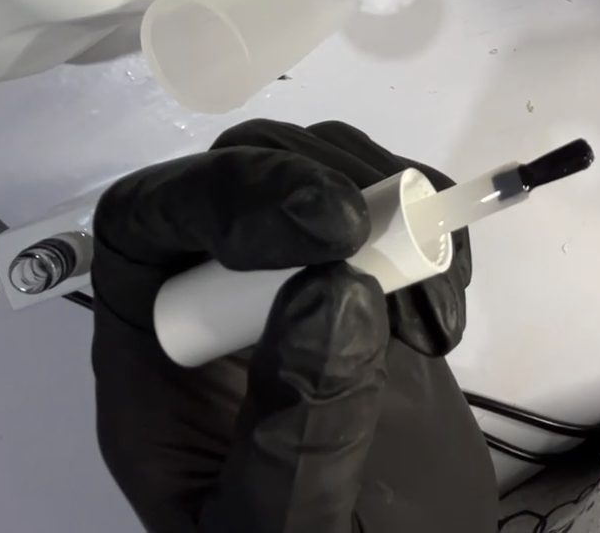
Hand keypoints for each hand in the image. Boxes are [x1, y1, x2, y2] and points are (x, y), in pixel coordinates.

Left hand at [90, 120, 494, 532]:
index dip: (227, 195)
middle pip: (245, 165)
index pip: (149, 220)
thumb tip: (332, 285)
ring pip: (325, 165)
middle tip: (405, 245)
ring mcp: (307, 275)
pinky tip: (450, 301)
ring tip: (436, 311)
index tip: (333, 231)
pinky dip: (437, 220)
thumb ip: (294, 434)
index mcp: (160, 359)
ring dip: (396, 205)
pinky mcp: (377, 274)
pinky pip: (396, 199)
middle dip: (330, 183)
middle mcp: (225, 297)